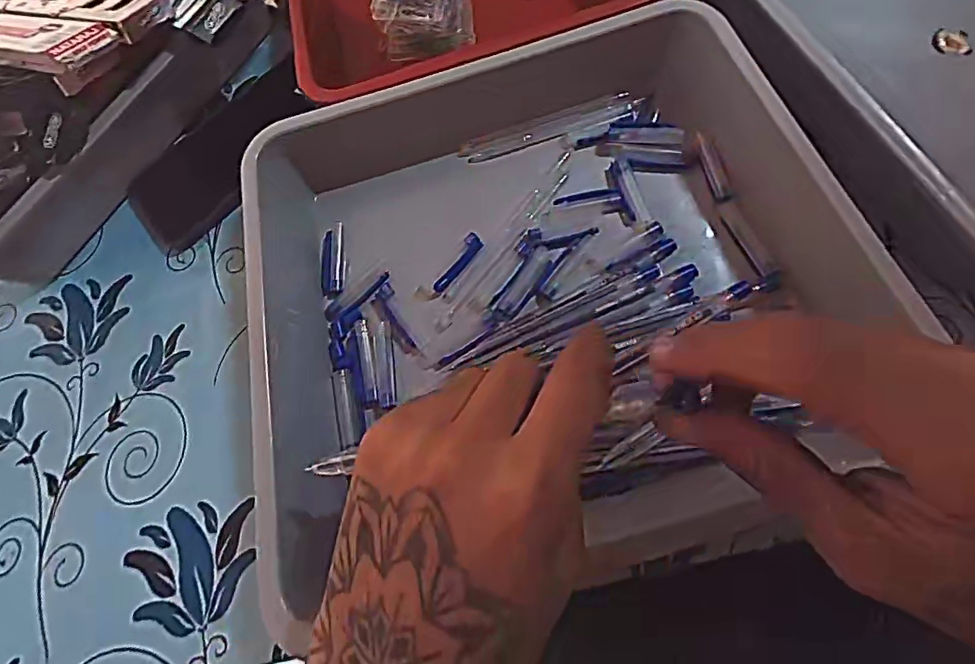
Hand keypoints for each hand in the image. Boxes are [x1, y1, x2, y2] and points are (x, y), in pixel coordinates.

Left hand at [308, 326, 609, 663]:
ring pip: (475, 376)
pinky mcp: (379, 434)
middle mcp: (469, 446)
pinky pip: (434, 398)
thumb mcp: (560, 558)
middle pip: (519, 365)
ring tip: (479, 450)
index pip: (571, 383)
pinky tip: (439, 465)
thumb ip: (567, 472)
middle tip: (529, 425)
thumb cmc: (491, 620)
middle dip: (534, 389)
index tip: (594, 342)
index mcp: (527, 483)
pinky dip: (449, 420)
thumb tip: (570, 405)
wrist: (389, 652)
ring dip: (489, 403)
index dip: (590, 354)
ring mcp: (416, 435)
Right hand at [650, 314, 974, 663]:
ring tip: (711, 381)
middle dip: (730, 344)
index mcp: (959, 445)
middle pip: (816, 334)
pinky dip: (796, 350)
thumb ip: (774, 472)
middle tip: (672, 371)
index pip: (816, 366)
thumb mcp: (868, 557)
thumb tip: (684, 417)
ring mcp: (969, 354)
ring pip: (829, 326)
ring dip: (759, 346)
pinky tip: (769, 377)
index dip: (727, 351)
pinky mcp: (960, 348)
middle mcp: (967, 377)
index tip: (661, 359)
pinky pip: (854, 336)